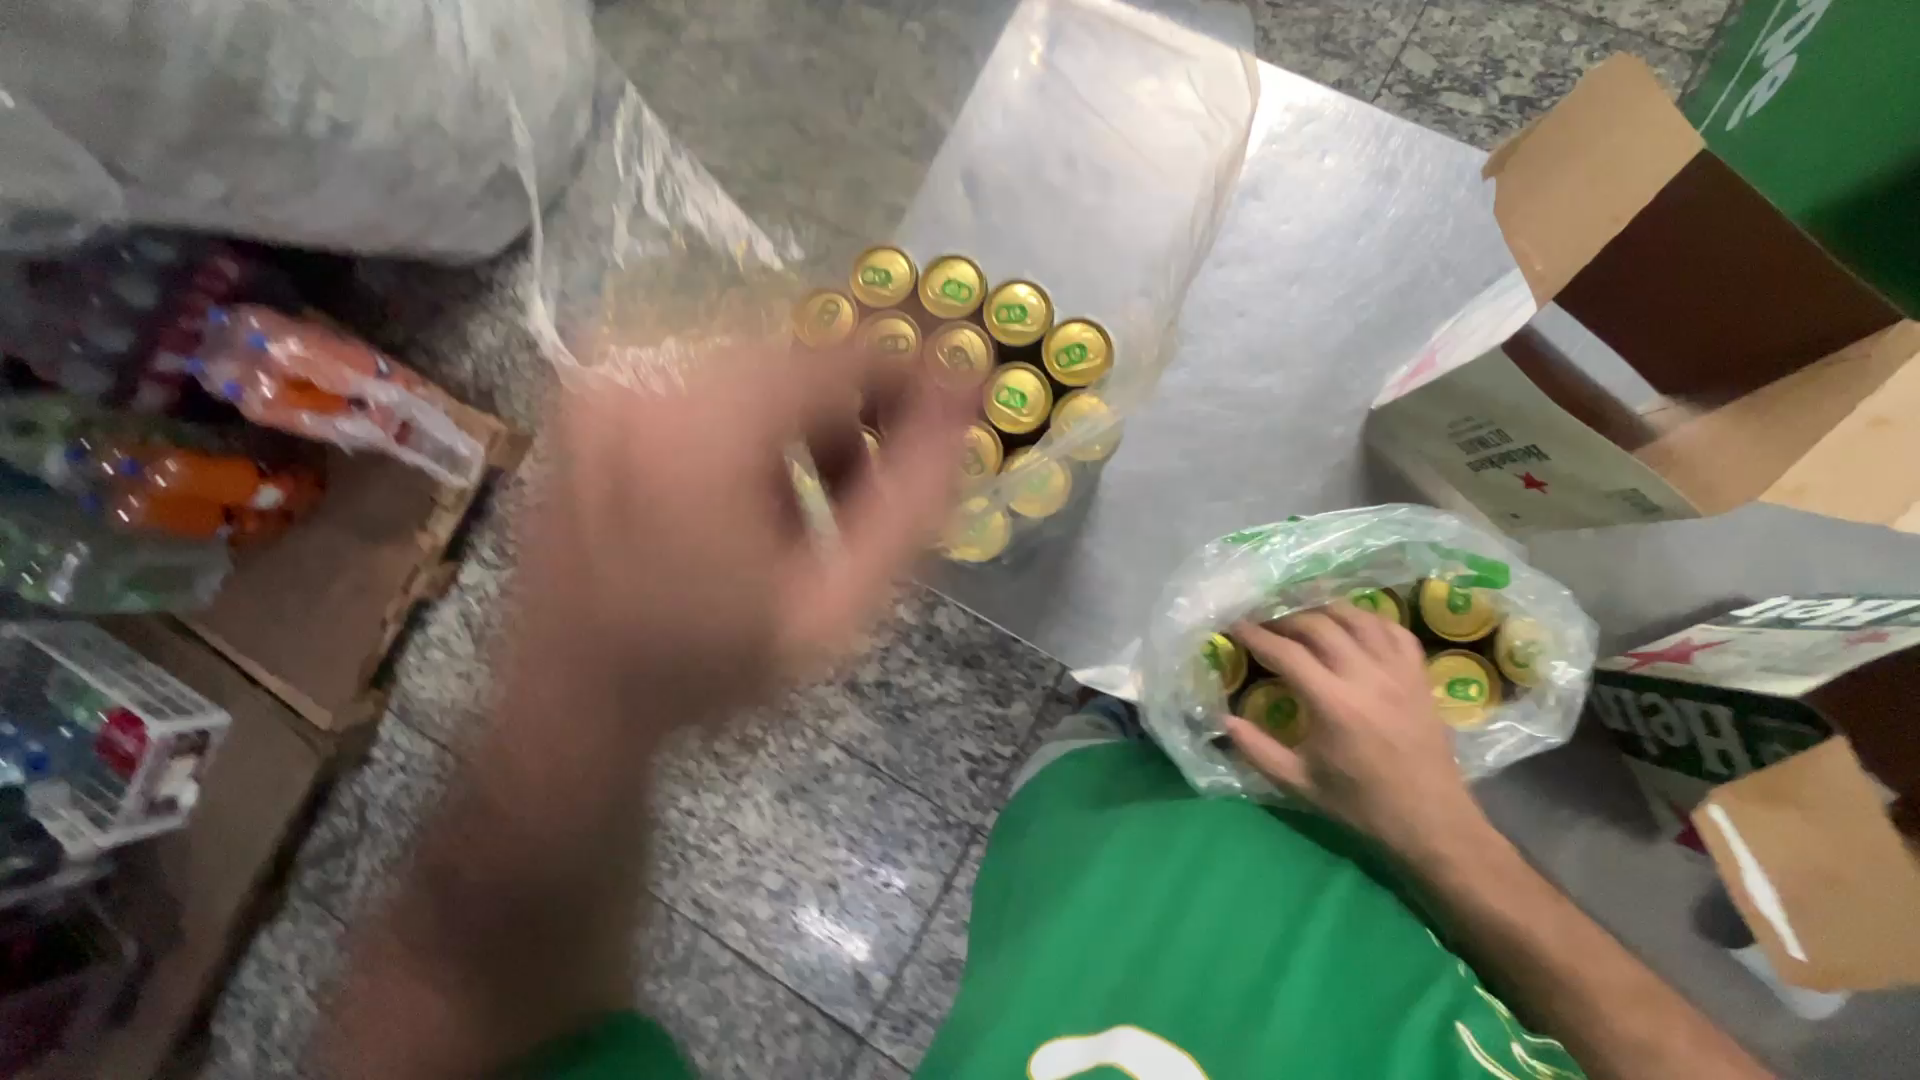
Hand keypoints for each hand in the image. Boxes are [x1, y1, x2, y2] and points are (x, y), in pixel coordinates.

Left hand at [517, 346, 977, 719]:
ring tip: (803, 500)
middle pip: (796, 357)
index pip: (842, 356)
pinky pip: (701, 376)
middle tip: (865, 488)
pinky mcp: (589, 391)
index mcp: (703, 424)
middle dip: (849, 414)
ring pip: (752, 364)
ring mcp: (604, 375)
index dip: (909, 378)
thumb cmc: (708, 663)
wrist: (568, 696)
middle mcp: (644, 371)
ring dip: (798, 419)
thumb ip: (913, 499)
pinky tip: (746, 486)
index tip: (947, 410)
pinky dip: (744, 418)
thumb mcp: (835, 605)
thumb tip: (962, 400)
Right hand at [1226, 604, 1490, 857]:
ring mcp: (1398, 673)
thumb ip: (1256, 749)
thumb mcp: (1297, 782)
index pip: (1287, 653)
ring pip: (1358, 618)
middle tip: (1265, 623)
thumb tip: (1224, 720)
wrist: (1430, 820)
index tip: (1235, 626)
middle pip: (1319, 625)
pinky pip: (1393, 630)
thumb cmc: (1359, 803)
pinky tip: (1351, 627)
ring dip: (1325, 611)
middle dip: (1285, 618)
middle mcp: (1367, 678)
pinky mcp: (1419, 676)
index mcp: (1333, 705)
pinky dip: (1368, 620)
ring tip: (1303, 617)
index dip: (1256, 635)